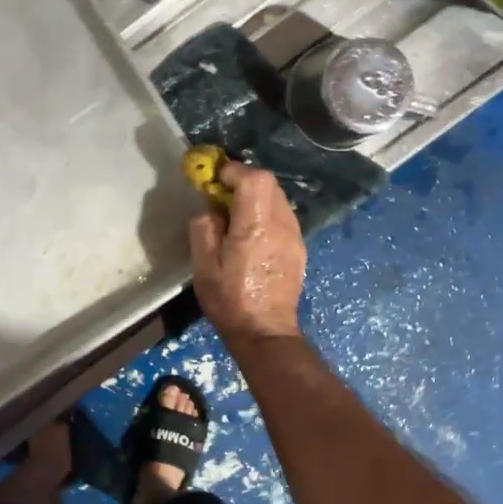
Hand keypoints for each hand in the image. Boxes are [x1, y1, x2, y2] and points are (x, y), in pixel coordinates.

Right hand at [189, 161, 305, 343]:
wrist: (266, 332)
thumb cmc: (230, 300)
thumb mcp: (203, 266)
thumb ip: (204, 228)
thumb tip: (210, 209)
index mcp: (255, 227)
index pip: (254, 179)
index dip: (234, 171)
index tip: (215, 179)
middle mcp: (281, 225)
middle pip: (269, 183)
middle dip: (244, 180)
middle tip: (222, 194)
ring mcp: (294, 236)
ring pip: (278, 198)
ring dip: (257, 196)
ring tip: (236, 214)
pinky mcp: (299, 248)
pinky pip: (283, 216)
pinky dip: (266, 212)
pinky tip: (252, 233)